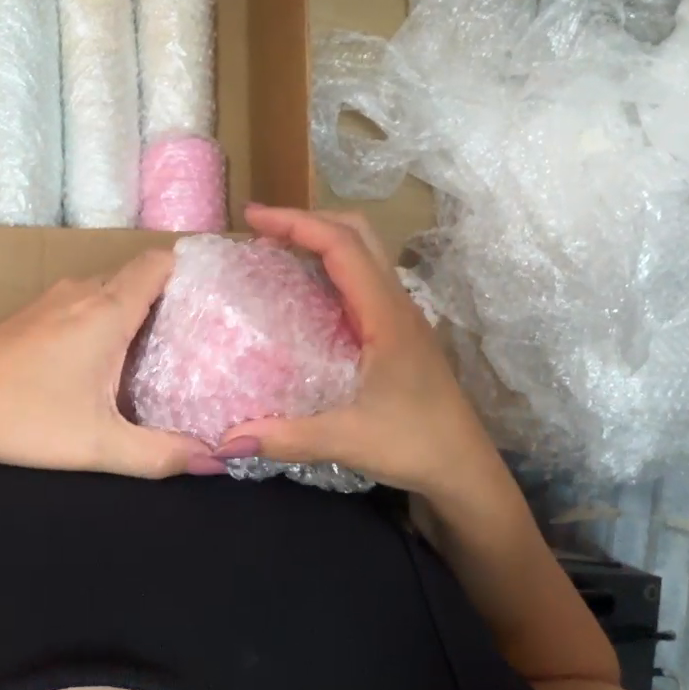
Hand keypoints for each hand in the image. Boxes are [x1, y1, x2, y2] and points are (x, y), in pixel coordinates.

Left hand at [0, 248, 222, 478]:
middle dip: (168, 301)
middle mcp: (79, 292)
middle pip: (136, 278)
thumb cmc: (23, 420)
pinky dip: (100, 322)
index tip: (216, 296)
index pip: (160, 261)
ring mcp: (48, 301)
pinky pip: (78, 306)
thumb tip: (215, 461)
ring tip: (157, 353)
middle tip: (198, 338)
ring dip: (131, 314)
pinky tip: (100, 365)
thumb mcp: (100, 446)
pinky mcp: (25, 317)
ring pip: (105, 292)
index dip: (191, 269)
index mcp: (107, 310)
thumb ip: (162, 454)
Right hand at [220, 205, 495, 496]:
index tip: (253, 219)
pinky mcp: (399, 333)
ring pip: (364, 254)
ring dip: (322, 240)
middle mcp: (397, 305)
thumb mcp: (346, 441)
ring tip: (276, 251)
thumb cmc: (414, 446)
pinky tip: (304, 294)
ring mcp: (401, 317)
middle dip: (308, 220)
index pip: (342, 247)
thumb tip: (222, 440)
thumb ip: (285, 437)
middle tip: (261, 230)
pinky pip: (363, 280)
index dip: (297, 224)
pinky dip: (330, 268)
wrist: (465, 470)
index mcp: (386, 316)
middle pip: (357, 234)